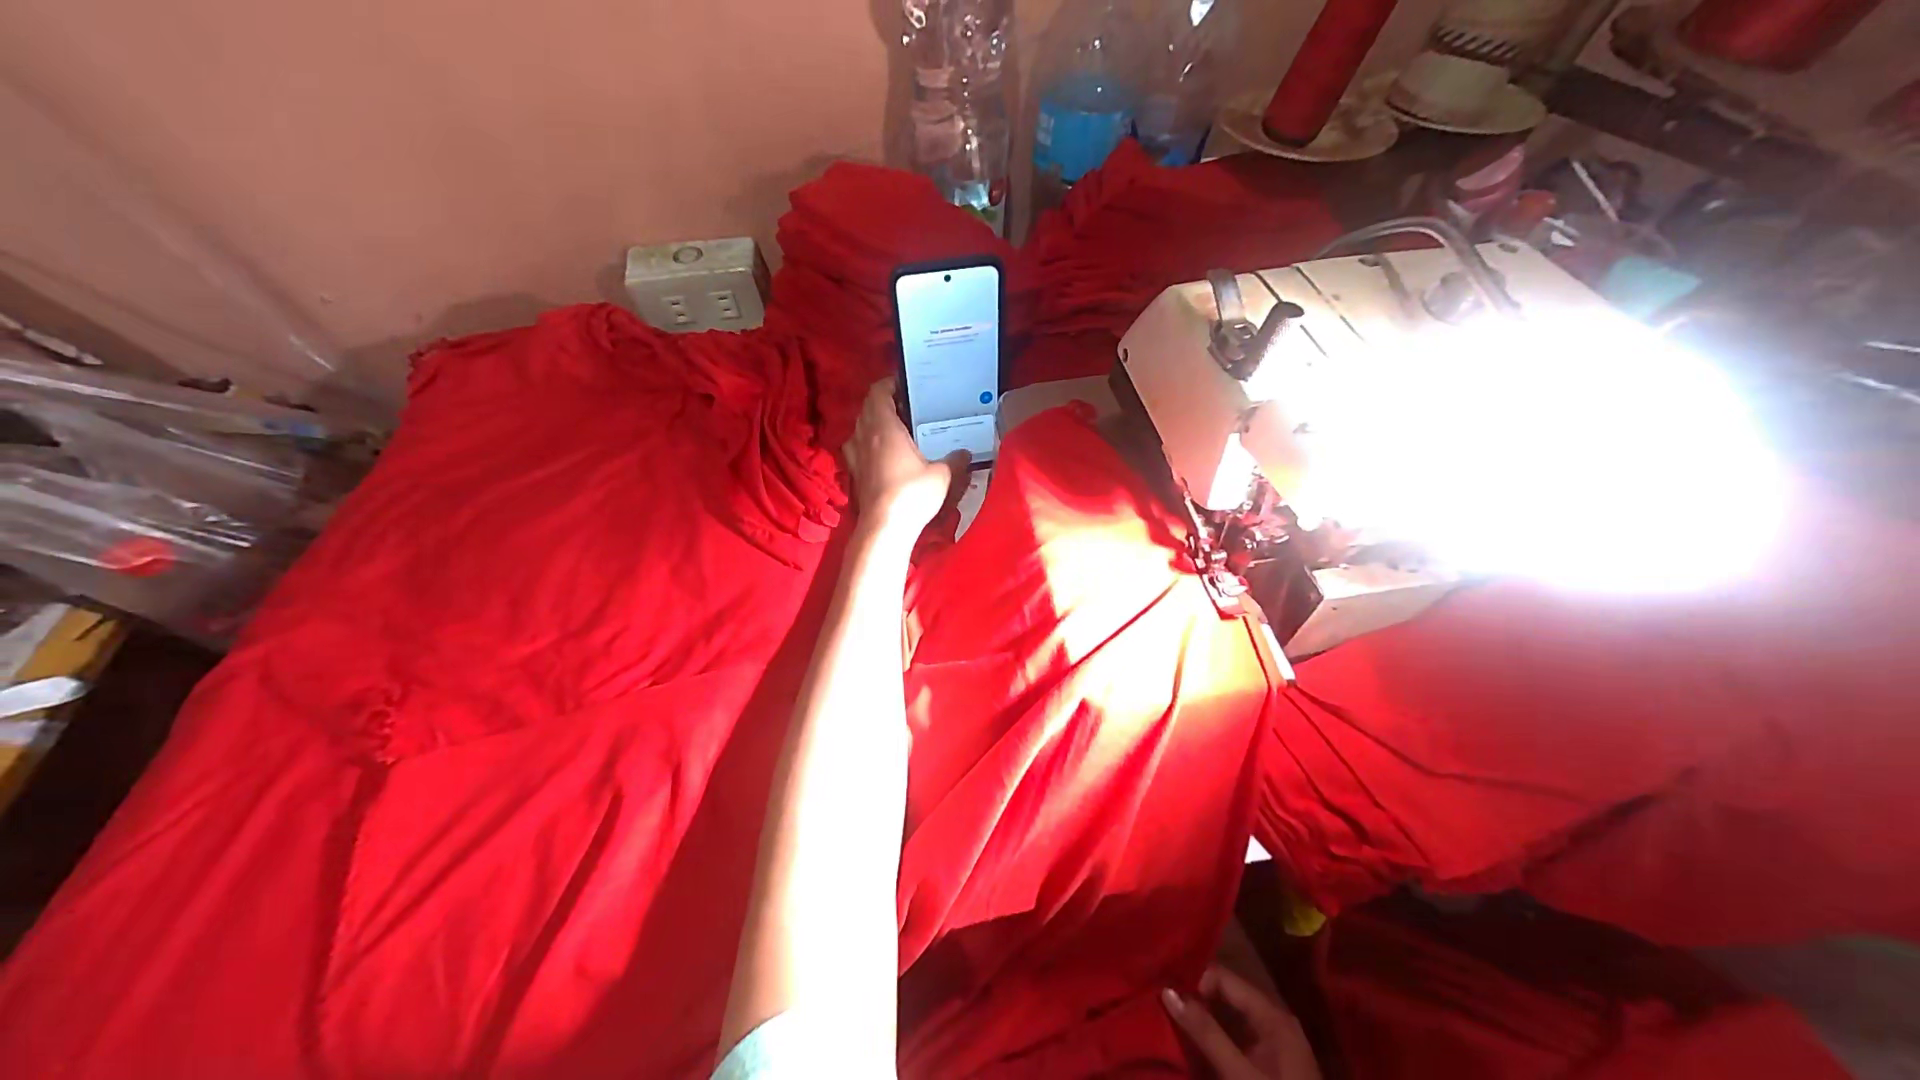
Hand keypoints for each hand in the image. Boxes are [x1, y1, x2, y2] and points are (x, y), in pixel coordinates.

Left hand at [842, 378, 969, 537]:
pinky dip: (868, 445)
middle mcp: (863, 436)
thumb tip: (965, 454)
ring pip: (860, 428)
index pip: (878, 392)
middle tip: (907, 406)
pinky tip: (883, 454)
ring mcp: (854, 455)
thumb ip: (954, 460)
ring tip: (896, 429)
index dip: (889, 384)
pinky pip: (857, 449)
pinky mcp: (853, 474)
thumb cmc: (912, 494)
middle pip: (868, 408)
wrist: (884, 527)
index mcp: (883, 426)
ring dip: (873, 423)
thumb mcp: (942, 475)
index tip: (905, 384)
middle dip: (884, 403)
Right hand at [1162, 965, 1322, 1079]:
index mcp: (1272, 1015)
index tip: (1168, 997)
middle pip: (1227, 993)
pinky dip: (1216, 1035)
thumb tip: (1168, 991)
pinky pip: (1237, 1034)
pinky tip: (1195, 1043)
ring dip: (1203, 1016)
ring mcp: (1274, 1042)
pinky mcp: (1271, 1062)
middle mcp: (1274, 1019)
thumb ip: (1206, 1033)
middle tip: (1163, 1003)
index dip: (1194, 983)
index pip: (1224, 977)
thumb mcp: (1240, 1075)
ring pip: (1230, 1014)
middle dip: (1196, 998)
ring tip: (1171, 1018)